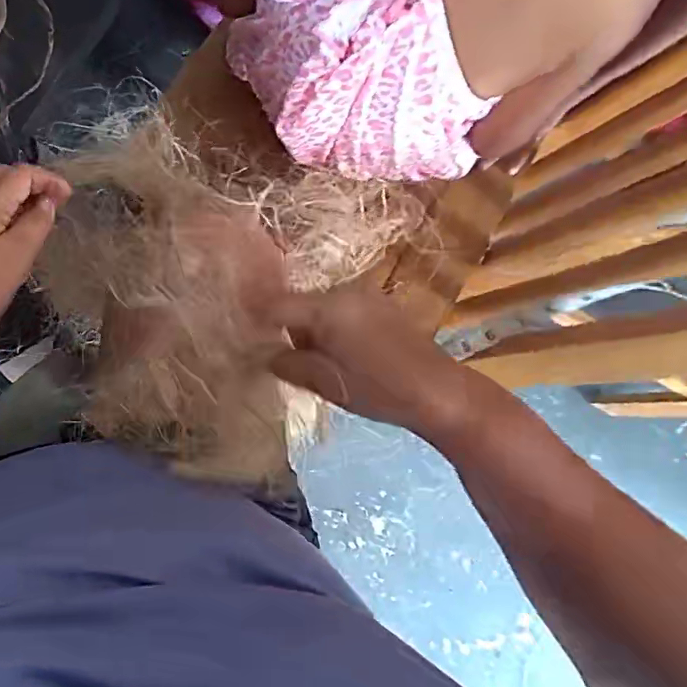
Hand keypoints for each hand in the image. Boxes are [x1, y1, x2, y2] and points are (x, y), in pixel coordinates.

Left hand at [0, 164, 71, 368]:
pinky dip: (14, 211)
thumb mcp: (20, 252)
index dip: (47, 179)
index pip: (20, 174)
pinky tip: (28, 229)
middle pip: (5, 176)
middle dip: (34, 181)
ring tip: (47, 214)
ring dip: (24, 196)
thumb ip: (37, 221)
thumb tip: (49, 201)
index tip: (69, 197)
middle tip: (58, 200)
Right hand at [269, 289, 507, 444]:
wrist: (443, 394)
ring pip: (320, 308)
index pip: (276, 306)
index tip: (243, 337)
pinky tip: (338, 355)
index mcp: (327, 307)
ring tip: (310, 361)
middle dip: (286, 328)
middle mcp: (345, 292)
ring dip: (310, 329)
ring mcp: (366, 297)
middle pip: (299, 305)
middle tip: (278, 358)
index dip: (257, 321)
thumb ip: (289, 364)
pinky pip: (342, 311)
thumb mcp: (326, 383)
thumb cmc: (380, 390)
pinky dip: (331, 329)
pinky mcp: (381, 306)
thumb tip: (267, 355)